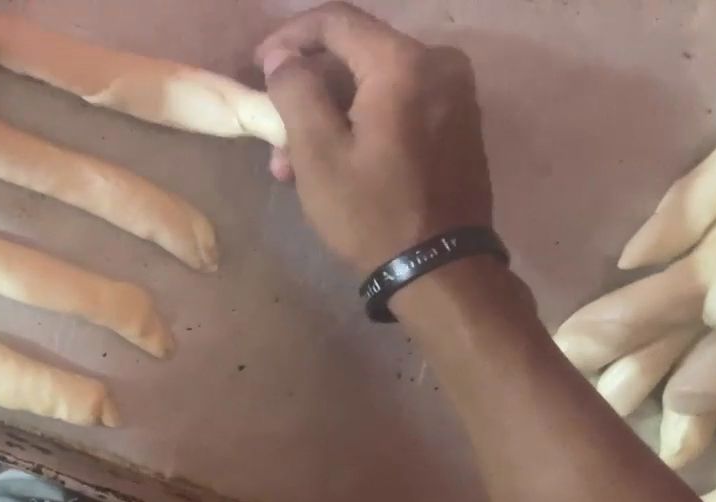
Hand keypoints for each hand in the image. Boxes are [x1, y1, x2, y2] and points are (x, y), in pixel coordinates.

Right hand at [256, 3, 492, 276]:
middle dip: (308, 91)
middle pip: (357, 55)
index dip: (290, 36)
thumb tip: (282, 57)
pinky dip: (360, 123)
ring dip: (329, 116)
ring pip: (374, 84)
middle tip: (273, 139)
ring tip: (295, 166)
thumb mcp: (318, 157)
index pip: (338, 21)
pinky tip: (336, 164)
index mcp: (403, 63)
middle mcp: (438, 61)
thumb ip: (296, 95)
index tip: (258, 64)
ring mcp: (455, 90)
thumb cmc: (370, 213)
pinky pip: (398, 104)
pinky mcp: (458, 120)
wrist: (438, 264)